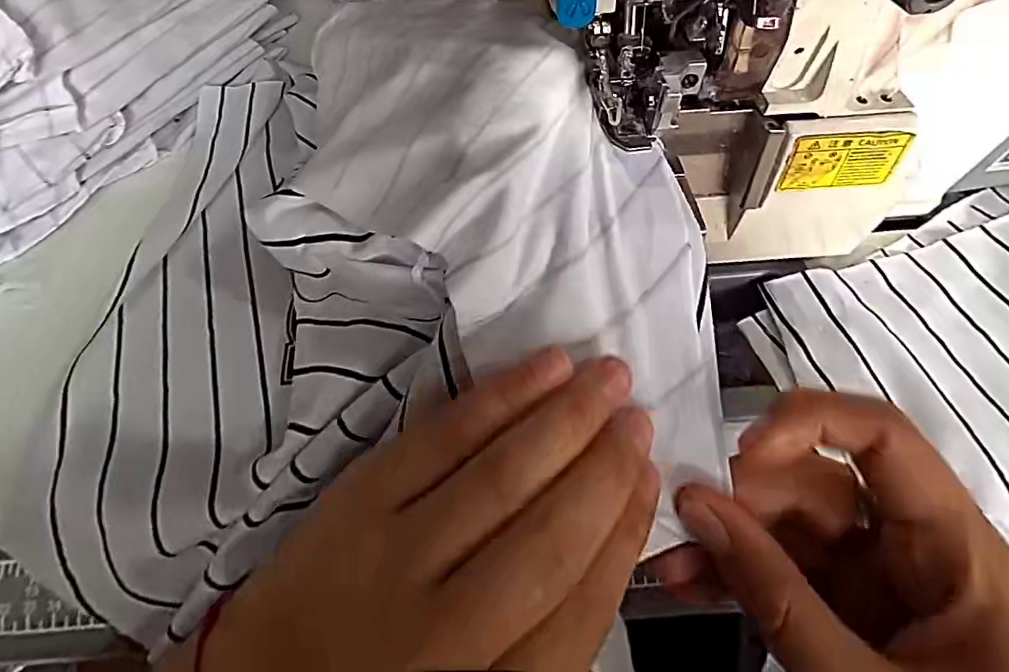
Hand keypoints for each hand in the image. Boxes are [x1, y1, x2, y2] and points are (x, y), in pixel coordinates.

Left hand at [185, 349, 658, 671]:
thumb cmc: (392, 671)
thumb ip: (545, 628)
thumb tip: (612, 523)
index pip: (577, 611)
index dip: (623, 534)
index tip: (650, 476)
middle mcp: (437, 638)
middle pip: (547, 539)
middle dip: (605, 467)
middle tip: (639, 413)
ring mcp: (391, 558)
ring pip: (502, 476)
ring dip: (566, 418)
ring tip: (608, 377)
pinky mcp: (358, 498)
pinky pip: (444, 434)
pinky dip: (502, 396)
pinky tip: (544, 368)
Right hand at [651, 391, 1008, 671]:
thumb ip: (778, 597)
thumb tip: (700, 508)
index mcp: (960, 553)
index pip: (885, 439)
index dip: (810, 422)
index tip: (744, 451)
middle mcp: (924, 556)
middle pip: (826, 484)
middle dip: (748, 497)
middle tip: (687, 519)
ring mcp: (890, 591)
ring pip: (799, 530)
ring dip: (733, 538)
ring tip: (674, 560)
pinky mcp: (863, 623)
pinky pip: (795, 577)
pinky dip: (746, 576)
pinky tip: (697, 582)